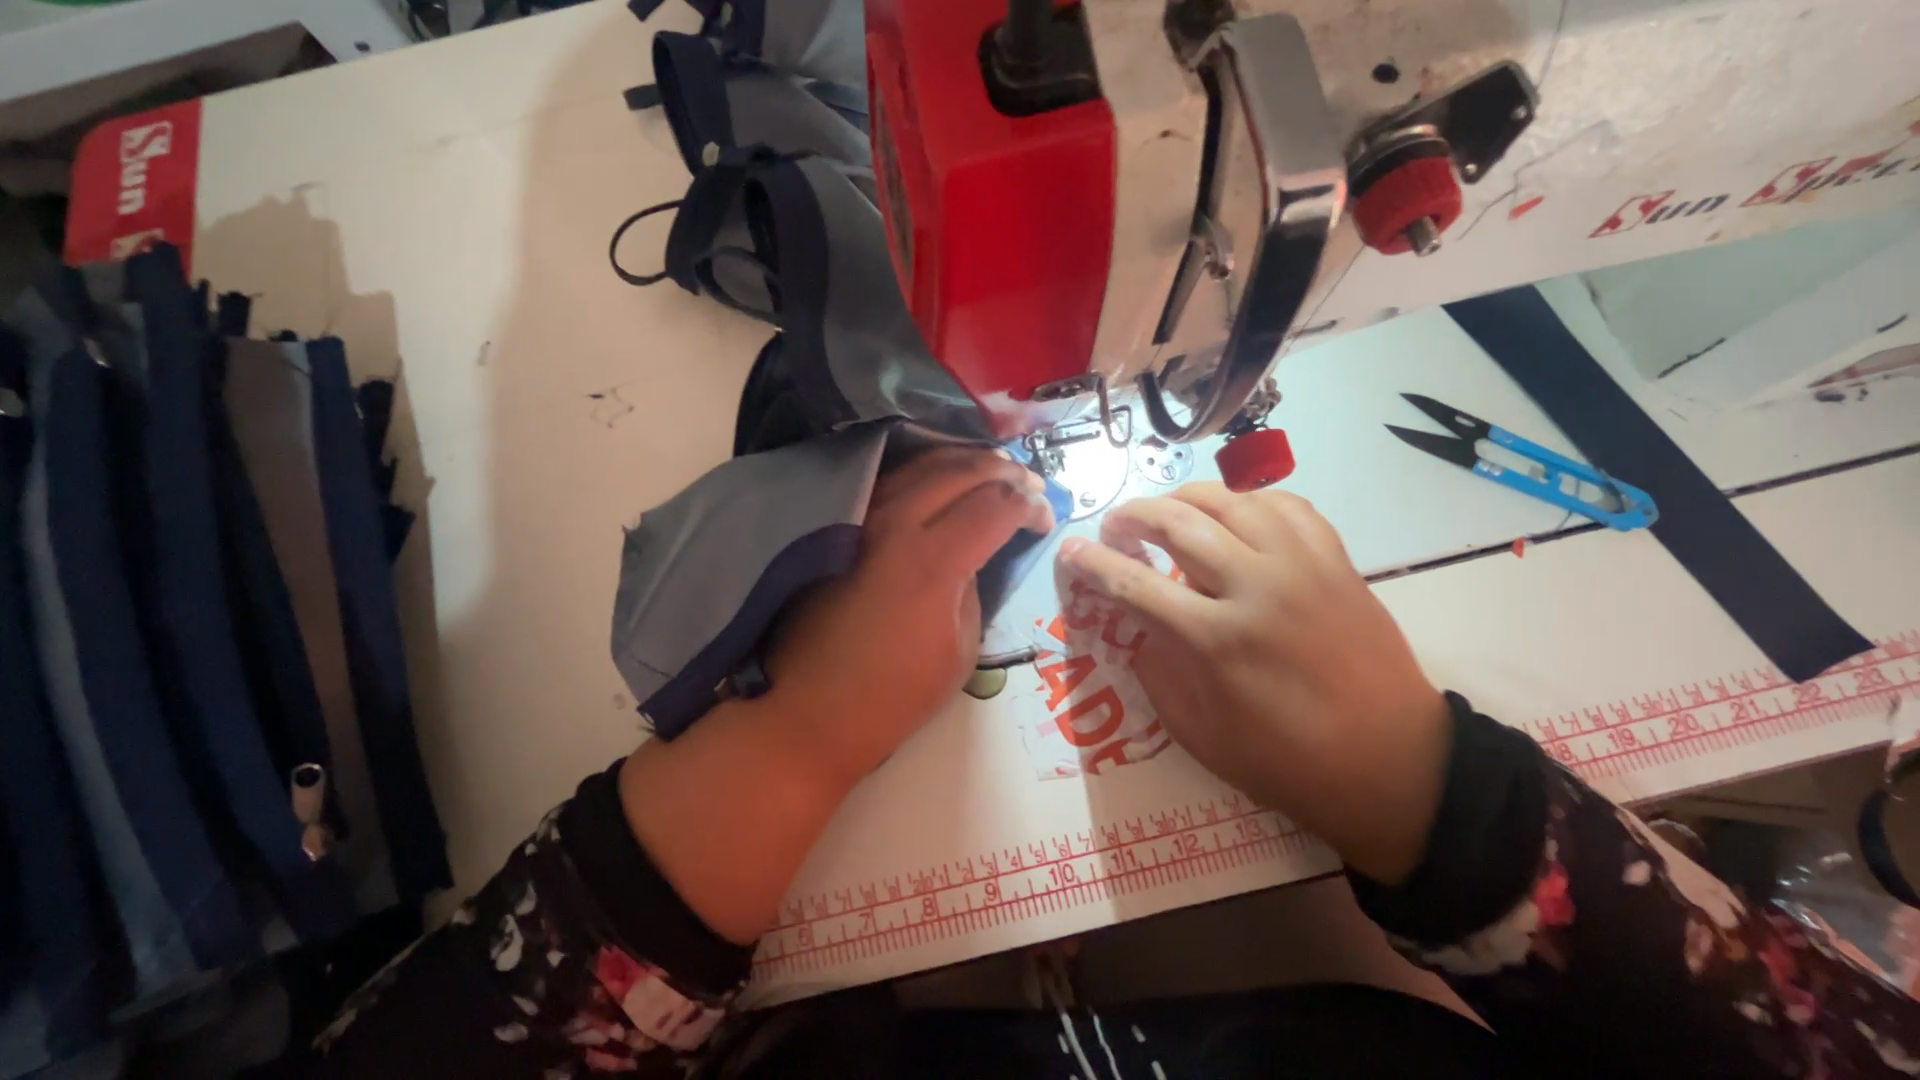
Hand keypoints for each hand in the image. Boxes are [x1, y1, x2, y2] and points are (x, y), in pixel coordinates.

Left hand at [768, 445, 1055, 783]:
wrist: (810, 710)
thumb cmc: (893, 695)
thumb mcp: (959, 650)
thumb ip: (973, 588)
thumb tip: (974, 554)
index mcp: (932, 561)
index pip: (996, 506)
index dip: (1030, 506)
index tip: (1046, 518)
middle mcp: (895, 524)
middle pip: (962, 470)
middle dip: (1005, 471)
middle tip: (1031, 483)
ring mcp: (860, 519)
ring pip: (921, 465)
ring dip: (965, 461)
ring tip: (994, 469)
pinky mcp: (837, 525)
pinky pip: (889, 479)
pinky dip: (924, 470)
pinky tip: (941, 477)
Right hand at [1057, 483, 1448, 883]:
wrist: (1390, 763)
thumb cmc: (1287, 761)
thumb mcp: (1200, 733)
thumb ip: (1158, 672)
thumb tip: (1136, 624)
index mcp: (1216, 639)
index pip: (1135, 583)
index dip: (1093, 563)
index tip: (1070, 551)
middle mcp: (1255, 587)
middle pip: (1178, 523)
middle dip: (1134, 515)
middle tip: (1116, 526)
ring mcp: (1302, 566)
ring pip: (1231, 501)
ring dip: (1186, 498)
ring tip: (1168, 512)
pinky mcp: (1336, 561)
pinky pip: (1287, 506)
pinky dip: (1251, 502)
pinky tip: (1236, 516)